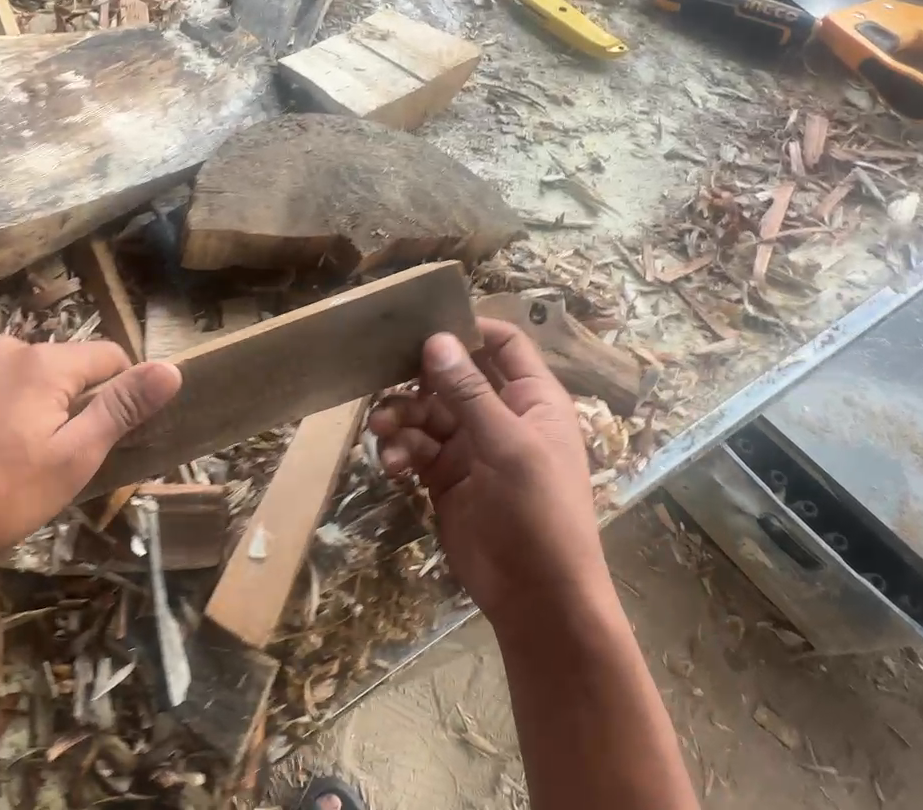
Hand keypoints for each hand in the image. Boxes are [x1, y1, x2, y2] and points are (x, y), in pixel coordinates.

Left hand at [0, 336, 181, 585]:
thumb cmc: (1, 496)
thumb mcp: (75, 457)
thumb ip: (123, 408)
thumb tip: (171, 369)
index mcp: (44, 363)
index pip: (109, 356)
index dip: (122, 393)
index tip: (111, 436)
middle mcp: (5, 350)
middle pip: (66, 366)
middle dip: (75, 403)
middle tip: (63, 458)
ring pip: (27, 379)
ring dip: (37, 408)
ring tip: (22, 461)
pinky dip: (2, 412)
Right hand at [368, 319, 606, 616]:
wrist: (537, 597)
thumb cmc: (541, 513)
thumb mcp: (509, 447)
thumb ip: (470, 393)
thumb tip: (436, 340)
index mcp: (532, 400)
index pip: (503, 344)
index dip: (467, 330)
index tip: (423, 325)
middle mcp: (499, 416)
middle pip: (451, 377)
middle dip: (417, 381)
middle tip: (384, 381)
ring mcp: (470, 448)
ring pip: (425, 413)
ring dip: (400, 419)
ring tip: (381, 433)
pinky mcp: (444, 477)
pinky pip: (414, 449)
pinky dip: (399, 452)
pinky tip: (392, 467)